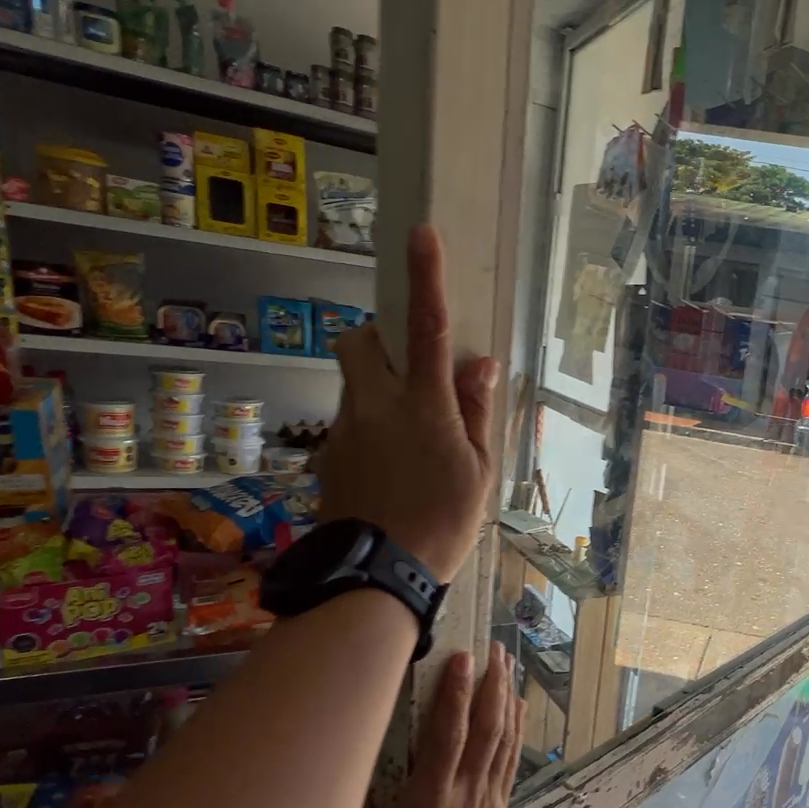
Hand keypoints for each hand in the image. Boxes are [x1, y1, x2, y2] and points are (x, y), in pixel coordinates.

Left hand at [321, 225, 499, 582]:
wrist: (378, 574)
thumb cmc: (444, 523)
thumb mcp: (479, 471)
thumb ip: (476, 412)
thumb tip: (482, 364)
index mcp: (424, 406)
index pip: (428, 329)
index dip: (426, 278)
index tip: (420, 233)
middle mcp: (377, 406)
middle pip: (359, 341)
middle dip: (377, 337)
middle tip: (406, 366)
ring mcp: (345, 429)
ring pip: (352, 382)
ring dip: (376, 386)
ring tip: (405, 436)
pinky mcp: (327, 454)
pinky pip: (347, 421)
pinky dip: (367, 427)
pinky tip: (386, 469)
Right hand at [347, 644, 521, 807]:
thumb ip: (354, 804)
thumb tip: (346, 757)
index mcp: (427, 802)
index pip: (447, 736)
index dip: (456, 694)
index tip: (462, 657)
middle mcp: (465, 794)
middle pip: (486, 728)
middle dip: (492, 682)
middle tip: (494, 646)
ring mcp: (487, 800)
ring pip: (504, 738)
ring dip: (506, 696)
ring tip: (507, 662)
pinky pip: (510, 758)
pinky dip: (515, 727)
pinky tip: (517, 705)